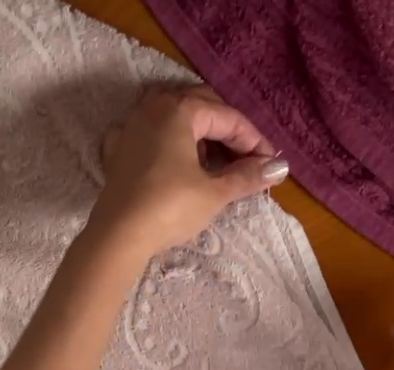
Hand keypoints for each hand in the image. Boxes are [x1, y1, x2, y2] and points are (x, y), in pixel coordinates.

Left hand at [87, 86, 288, 261]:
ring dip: (196, 134)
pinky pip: (145, 137)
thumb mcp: (214, 193)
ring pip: (172, 119)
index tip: (269, 163)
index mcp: (180, 109)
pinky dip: (163, 143)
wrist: (117, 236)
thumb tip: (278, 168)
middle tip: (245, 160)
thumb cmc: (169, 208)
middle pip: (200, 110)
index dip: (253, 140)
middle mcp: (152, 109)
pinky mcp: (115, 154)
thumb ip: (246, 176)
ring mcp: (129, 129)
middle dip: (226, 132)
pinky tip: (168, 156)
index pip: (227, 117)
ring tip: (213, 161)